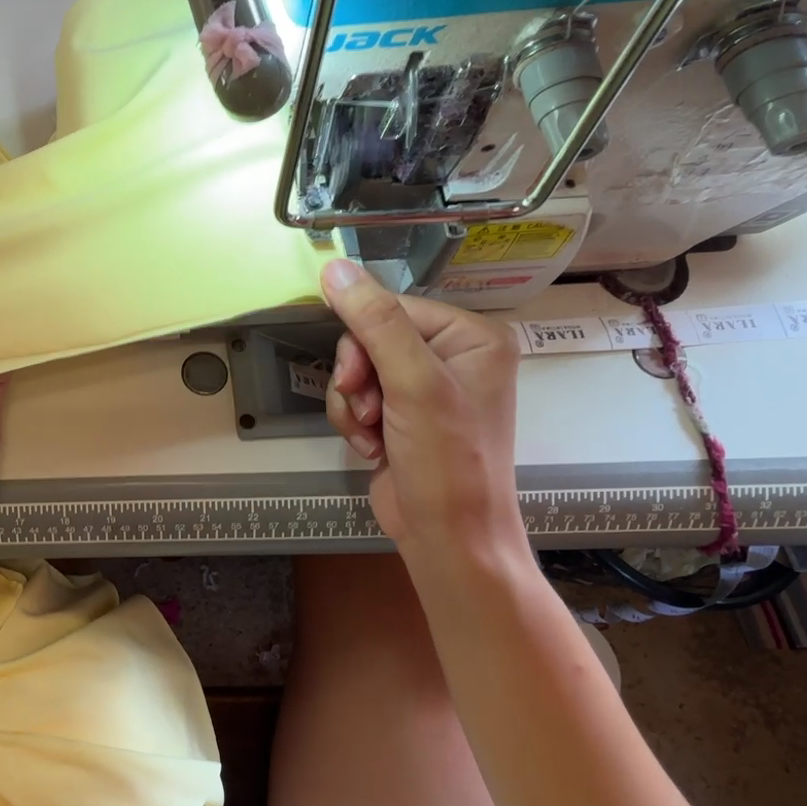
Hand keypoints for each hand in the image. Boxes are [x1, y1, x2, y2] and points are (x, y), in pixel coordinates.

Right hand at [320, 258, 525, 563]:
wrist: (447, 538)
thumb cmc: (446, 461)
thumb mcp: (412, 384)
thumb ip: (375, 322)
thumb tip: (334, 268)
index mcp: (472, 336)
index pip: (391, 308)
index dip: (362, 341)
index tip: (357, 380)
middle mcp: (453, 355)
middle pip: (370, 338)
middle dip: (357, 378)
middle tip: (367, 410)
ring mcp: (426, 388)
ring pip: (357, 369)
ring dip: (352, 403)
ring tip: (371, 434)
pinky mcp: (404, 415)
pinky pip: (358, 397)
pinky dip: (354, 421)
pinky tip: (371, 447)